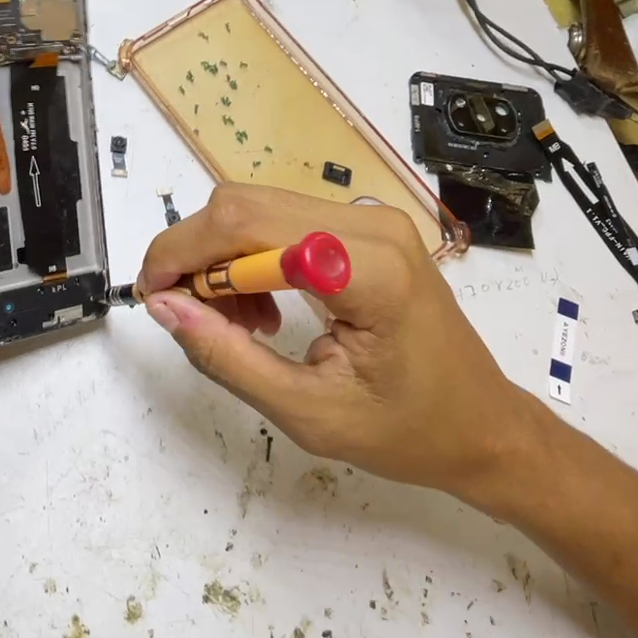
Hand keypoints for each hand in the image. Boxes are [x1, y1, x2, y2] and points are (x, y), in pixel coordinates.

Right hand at [137, 184, 536, 500]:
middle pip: (241, 205)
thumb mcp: (306, 412)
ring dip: (220, 259)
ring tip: (237, 323)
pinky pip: (278, 219)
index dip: (181, 253)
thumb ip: (226, 356)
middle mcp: (369, 225)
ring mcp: (369, 219)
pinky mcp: (362, 227)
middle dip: (195, 256)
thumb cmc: (407, 432)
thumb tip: (163, 306)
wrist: (483, 427)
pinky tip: (262, 306)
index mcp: (367, 269)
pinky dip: (247, 257)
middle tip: (190, 315)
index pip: (243, 226)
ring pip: (253, 208)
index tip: (154, 300)